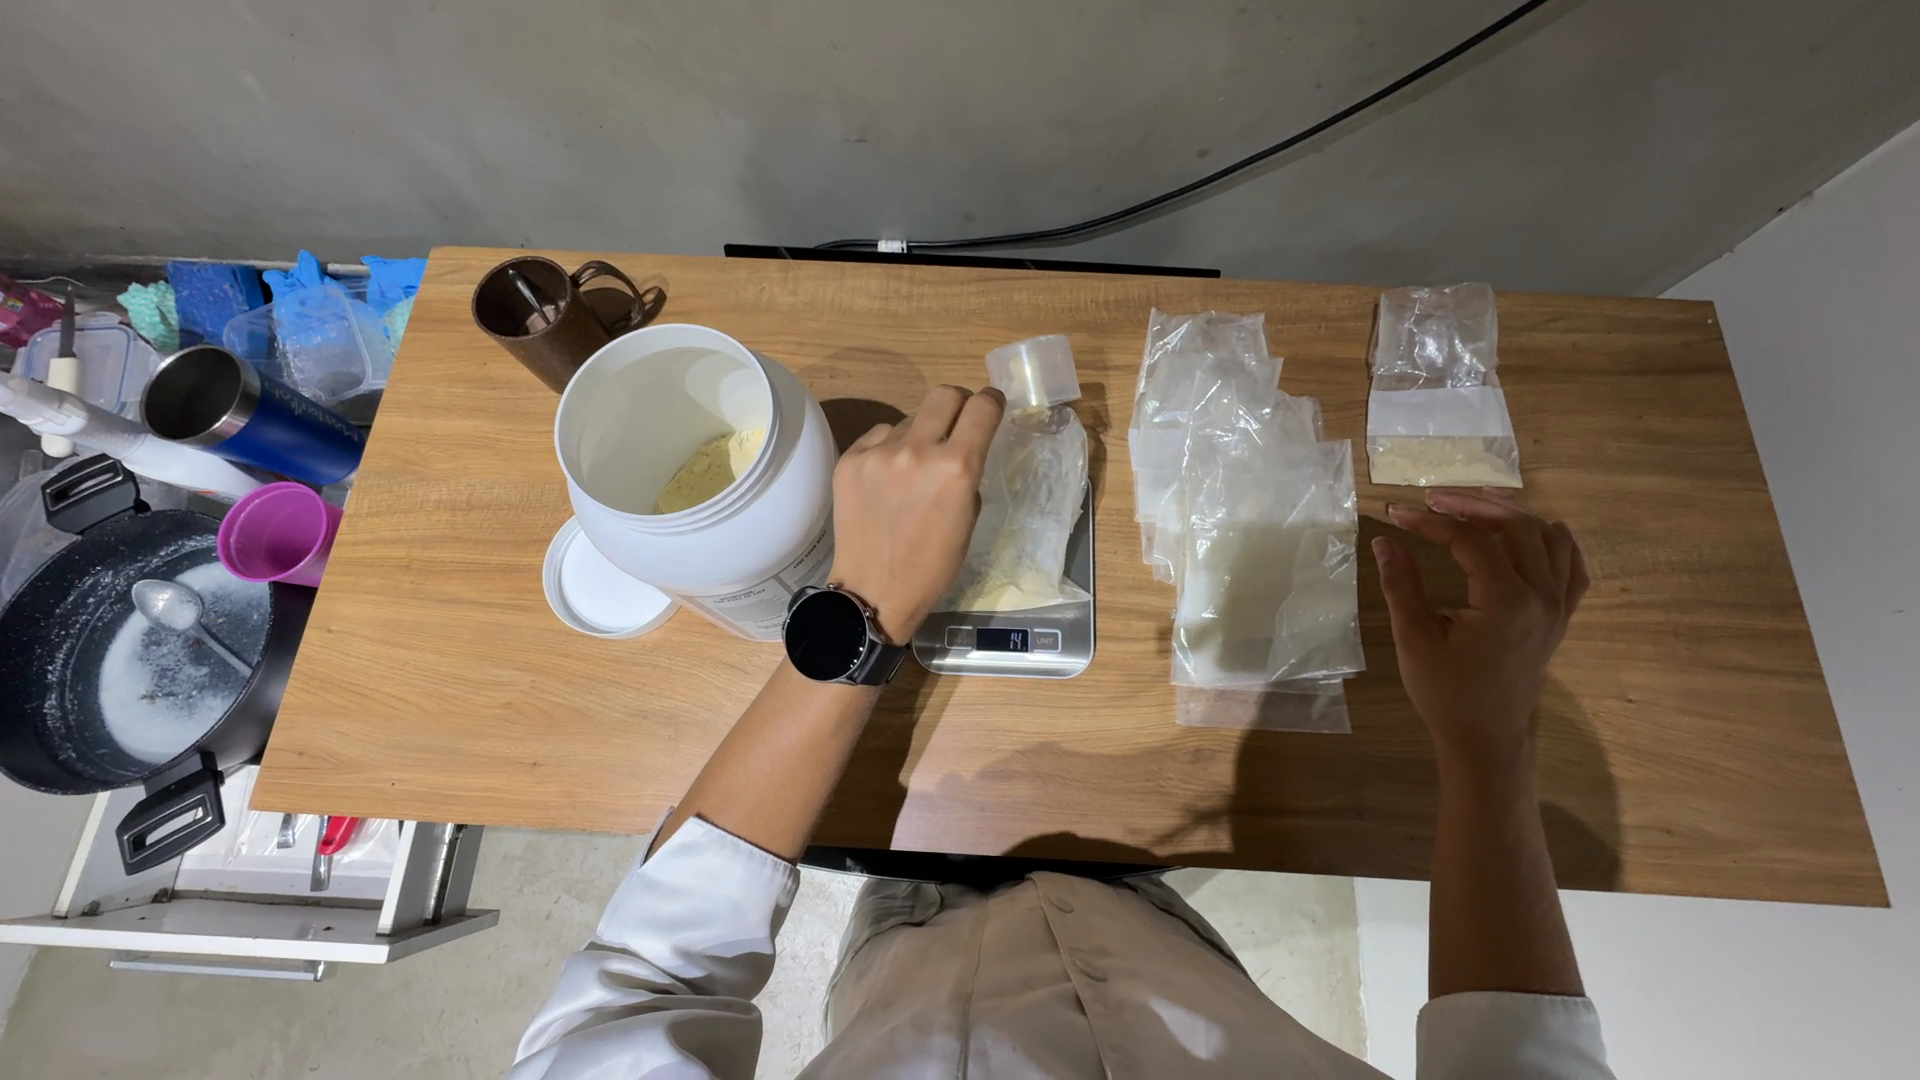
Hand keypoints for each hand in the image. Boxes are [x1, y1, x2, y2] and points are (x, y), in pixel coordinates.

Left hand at [829, 385, 1005, 642]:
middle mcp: (917, 450)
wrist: (874, 590)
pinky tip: (886, 481)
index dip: (992, 402)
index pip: (982, 407)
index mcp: (956, 467)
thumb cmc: (932, 565)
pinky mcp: (849, 459)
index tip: (990, 407)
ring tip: (912, 471)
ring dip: (918, 434)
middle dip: (958, 404)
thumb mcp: (968, 518)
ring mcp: (878, 453)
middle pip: (945, 394)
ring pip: (909, 419)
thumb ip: (968, 472)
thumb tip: (962, 444)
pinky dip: (889, 449)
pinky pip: (879, 436)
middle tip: (955, 426)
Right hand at [1374, 489, 1588, 778]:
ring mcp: (1558, 606)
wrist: (1484, 735)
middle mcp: (1542, 596)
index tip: (1395, 513)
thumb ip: (1402, 584)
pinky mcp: (1560, 617)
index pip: (1470, 539)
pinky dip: (1555, 542)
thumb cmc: (1445, 691)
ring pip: (1550, 539)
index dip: (1430, 520)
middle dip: (1472, 506)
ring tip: (1478, 503)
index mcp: (1506, 601)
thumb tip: (1386, 541)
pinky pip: (1572, 567)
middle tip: (1433, 501)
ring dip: (1514, 515)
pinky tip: (1535, 532)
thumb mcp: (1413, 636)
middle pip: (1517, 528)